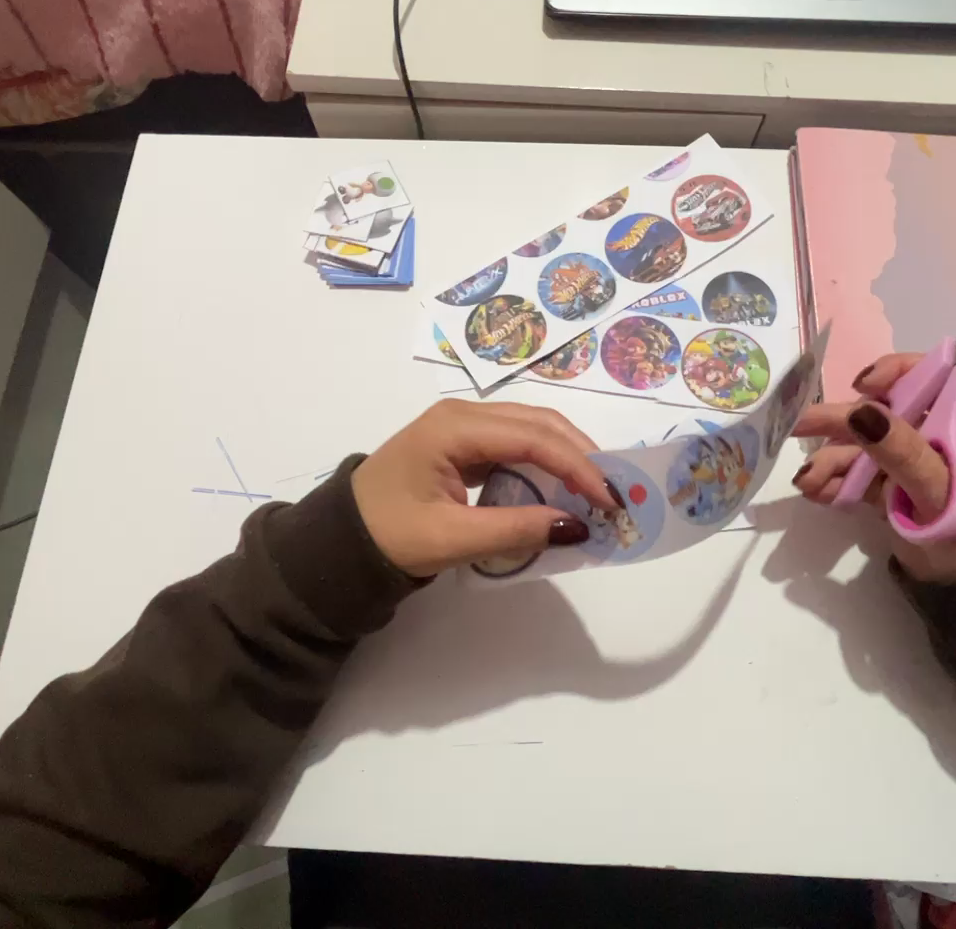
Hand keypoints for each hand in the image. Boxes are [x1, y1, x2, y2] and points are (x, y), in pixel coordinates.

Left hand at [351, 400, 616, 577]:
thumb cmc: (389, 536)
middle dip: (580, 455)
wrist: (340, 540)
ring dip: (565, 457)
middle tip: (614, 491)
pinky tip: (561, 488)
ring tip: (596, 490)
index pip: (533, 438)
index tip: (610, 498)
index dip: (578, 466)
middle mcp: (462, 415)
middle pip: (538, 424)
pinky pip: (514, 445)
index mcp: (455, 428)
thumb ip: (517, 530)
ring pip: (530, 430)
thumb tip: (578, 526)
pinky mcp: (463, 444)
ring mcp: (462, 427)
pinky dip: (543, 464)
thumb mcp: (452, 538)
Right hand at [790, 353, 955, 583]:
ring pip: (863, 448)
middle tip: (797, 427)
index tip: (859, 388)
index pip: (928, 377)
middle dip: (839, 424)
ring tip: (807, 483)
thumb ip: (901, 452)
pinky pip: (858, 477)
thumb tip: (860, 409)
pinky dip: (835, 482)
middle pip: (881, 413)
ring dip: (831, 460)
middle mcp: (935, 436)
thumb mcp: (941, 493)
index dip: (891, 374)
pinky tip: (816, 493)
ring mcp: (911, 464)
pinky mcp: (893, 491)